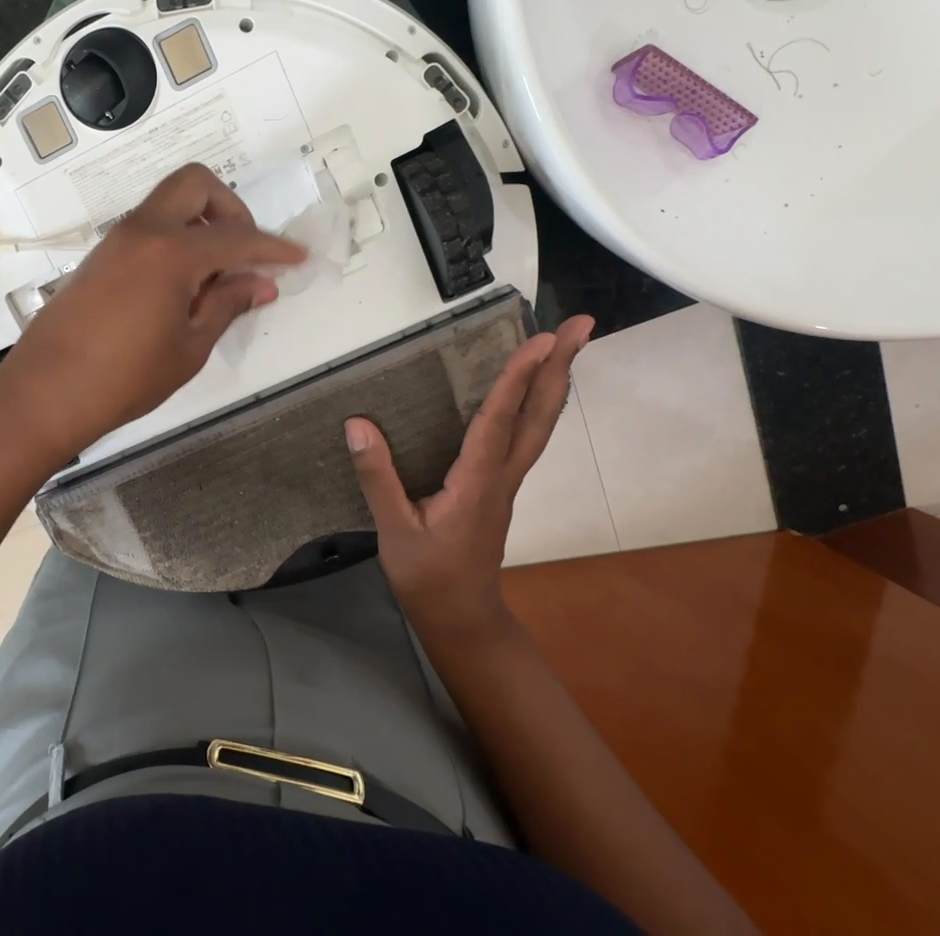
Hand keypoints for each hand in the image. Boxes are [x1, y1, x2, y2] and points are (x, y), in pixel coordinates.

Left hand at [0, 164, 307, 458]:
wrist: (45, 394)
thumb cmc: (124, 379)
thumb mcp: (189, 348)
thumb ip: (227, 305)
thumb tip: (260, 283)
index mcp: (171, 251)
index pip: (237, 237)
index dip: (273, 248)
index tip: (297, 257)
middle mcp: (142, 231)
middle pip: (195, 185)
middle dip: (231, 207)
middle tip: (245, 252)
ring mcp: (115, 241)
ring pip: (167, 205)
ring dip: (199, 224)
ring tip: (215, 280)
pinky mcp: (98, 259)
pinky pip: (147, 230)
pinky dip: (174, 241)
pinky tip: (182, 288)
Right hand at [346, 315, 594, 635]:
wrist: (461, 614)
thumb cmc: (427, 575)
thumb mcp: (394, 529)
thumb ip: (378, 478)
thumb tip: (358, 425)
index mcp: (477, 482)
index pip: (499, 420)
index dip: (517, 378)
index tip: (541, 340)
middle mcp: (501, 476)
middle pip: (540, 415)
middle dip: (560, 368)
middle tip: (581, 325)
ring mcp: (506, 481)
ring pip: (539, 424)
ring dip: (556, 382)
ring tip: (567, 346)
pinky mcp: (500, 487)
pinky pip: (526, 436)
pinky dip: (537, 404)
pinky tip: (535, 394)